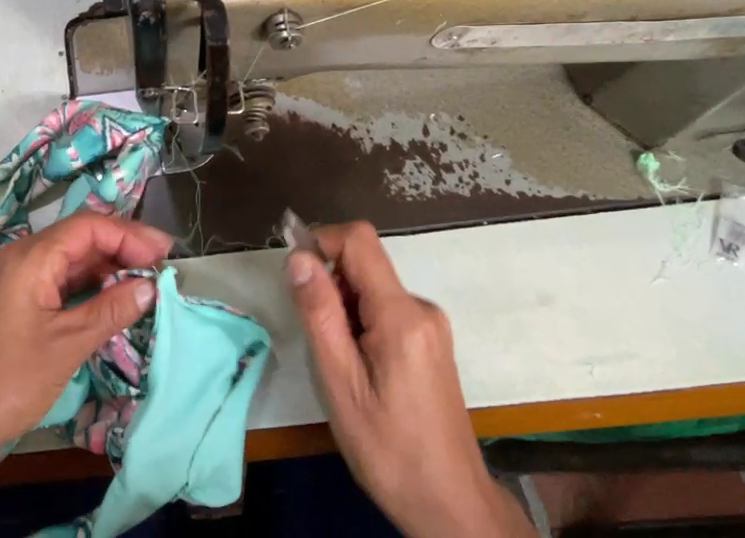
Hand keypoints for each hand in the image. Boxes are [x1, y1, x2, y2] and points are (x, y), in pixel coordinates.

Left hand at [0, 213, 170, 466]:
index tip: (167, 253)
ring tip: (147, 284)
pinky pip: (60, 281)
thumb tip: (151, 285)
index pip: (90, 226)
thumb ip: (111, 310)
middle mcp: (23, 257)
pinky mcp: (18, 302)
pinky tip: (115, 301)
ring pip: (72, 260)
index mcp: (32, 257)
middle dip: (124, 248)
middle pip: (81, 237)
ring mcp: (19, 280)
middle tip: (163, 269)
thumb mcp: (68, 344)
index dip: (131, 234)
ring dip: (109, 268)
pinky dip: (90, 287)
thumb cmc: (9, 380)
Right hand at [287, 222, 531, 537]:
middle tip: (317, 340)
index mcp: (402, 315)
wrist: (450, 504)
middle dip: (329, 286)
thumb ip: (319, 314)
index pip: (358, 240)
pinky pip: (385, 310)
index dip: (320, 242)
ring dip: (343, 310)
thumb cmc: (388, 449)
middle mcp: (422, 309)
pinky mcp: (430, 342)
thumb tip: (298, 257)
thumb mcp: (339, 383)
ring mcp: (430, 326)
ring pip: (371, 289)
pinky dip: (360, 325)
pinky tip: (359, 371)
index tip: (295, 278)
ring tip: (339, 365)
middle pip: (363, 264)